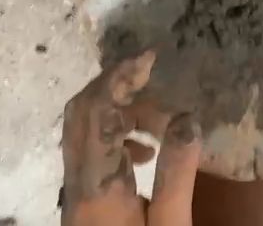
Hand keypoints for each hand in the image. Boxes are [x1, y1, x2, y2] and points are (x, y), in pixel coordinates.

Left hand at [60, 51, 201, 225]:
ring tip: (159, 116)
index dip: (120, 76)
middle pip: (79, 112)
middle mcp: (76, 183)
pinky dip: (112, 134)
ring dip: (115, 109)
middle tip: (150, 73)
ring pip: (80, 129)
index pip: (96, 110)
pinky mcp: (81, 205)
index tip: (152, 57)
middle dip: (113, 83)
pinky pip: (87, 150)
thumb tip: (187, 117)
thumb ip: (176, 174)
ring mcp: (74, 194)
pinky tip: (145, 151)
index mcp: (96, 185)